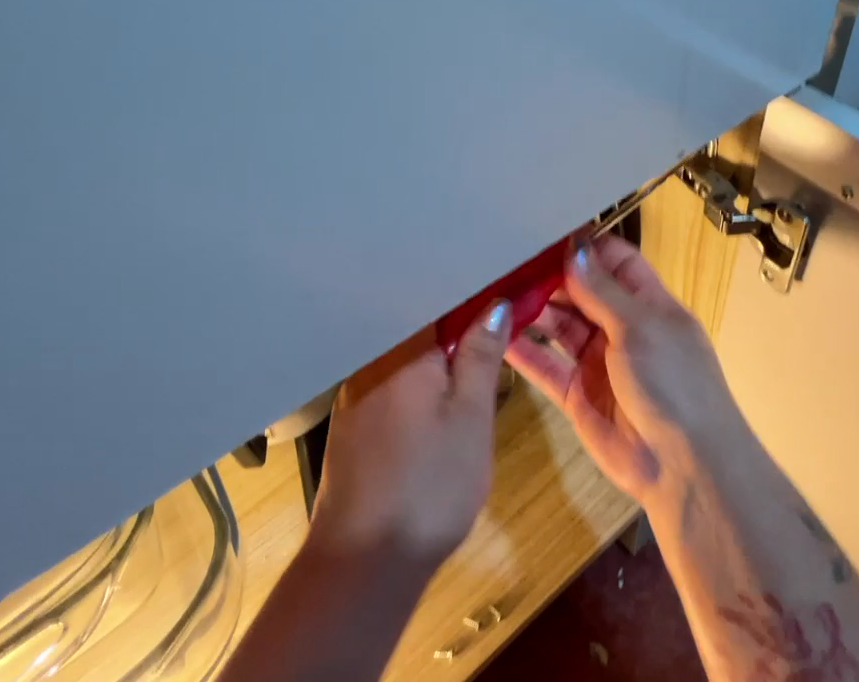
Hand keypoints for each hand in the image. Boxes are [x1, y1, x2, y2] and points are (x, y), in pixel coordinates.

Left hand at [305, 302, 511, 569]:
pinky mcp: (350, 428)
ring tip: (471, 362)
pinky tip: (431, 403)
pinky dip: (414, 385)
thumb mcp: (471, 417)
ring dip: (434, 358)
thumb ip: (480, 355)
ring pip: (402, 360)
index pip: (439, 303)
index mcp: (403, 354)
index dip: (474, 298)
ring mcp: (355, 398)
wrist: (365, 562)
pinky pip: (388, 387)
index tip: (507, 297)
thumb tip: (496, 303)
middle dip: (456, 328)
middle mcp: (371, 365)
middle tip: (497, 331)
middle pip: (418, 329)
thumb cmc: (431, 484)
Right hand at [505, 237, 746, 505]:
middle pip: (582, 292)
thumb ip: (602, 290)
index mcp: (650, 305)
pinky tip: (493, 334)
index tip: (544, 234)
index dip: (585, 248)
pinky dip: (522, 351)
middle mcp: (623, 329)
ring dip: (532, 310)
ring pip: (559, 326)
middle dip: (550, 277)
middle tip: (506, 261)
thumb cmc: (672, 384)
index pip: (616, 262)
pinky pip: (545, 366)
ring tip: (493, 290)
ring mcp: (598, 362)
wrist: (683, 466)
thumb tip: (573, 247)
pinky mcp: (577, 394)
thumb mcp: (641, 328)